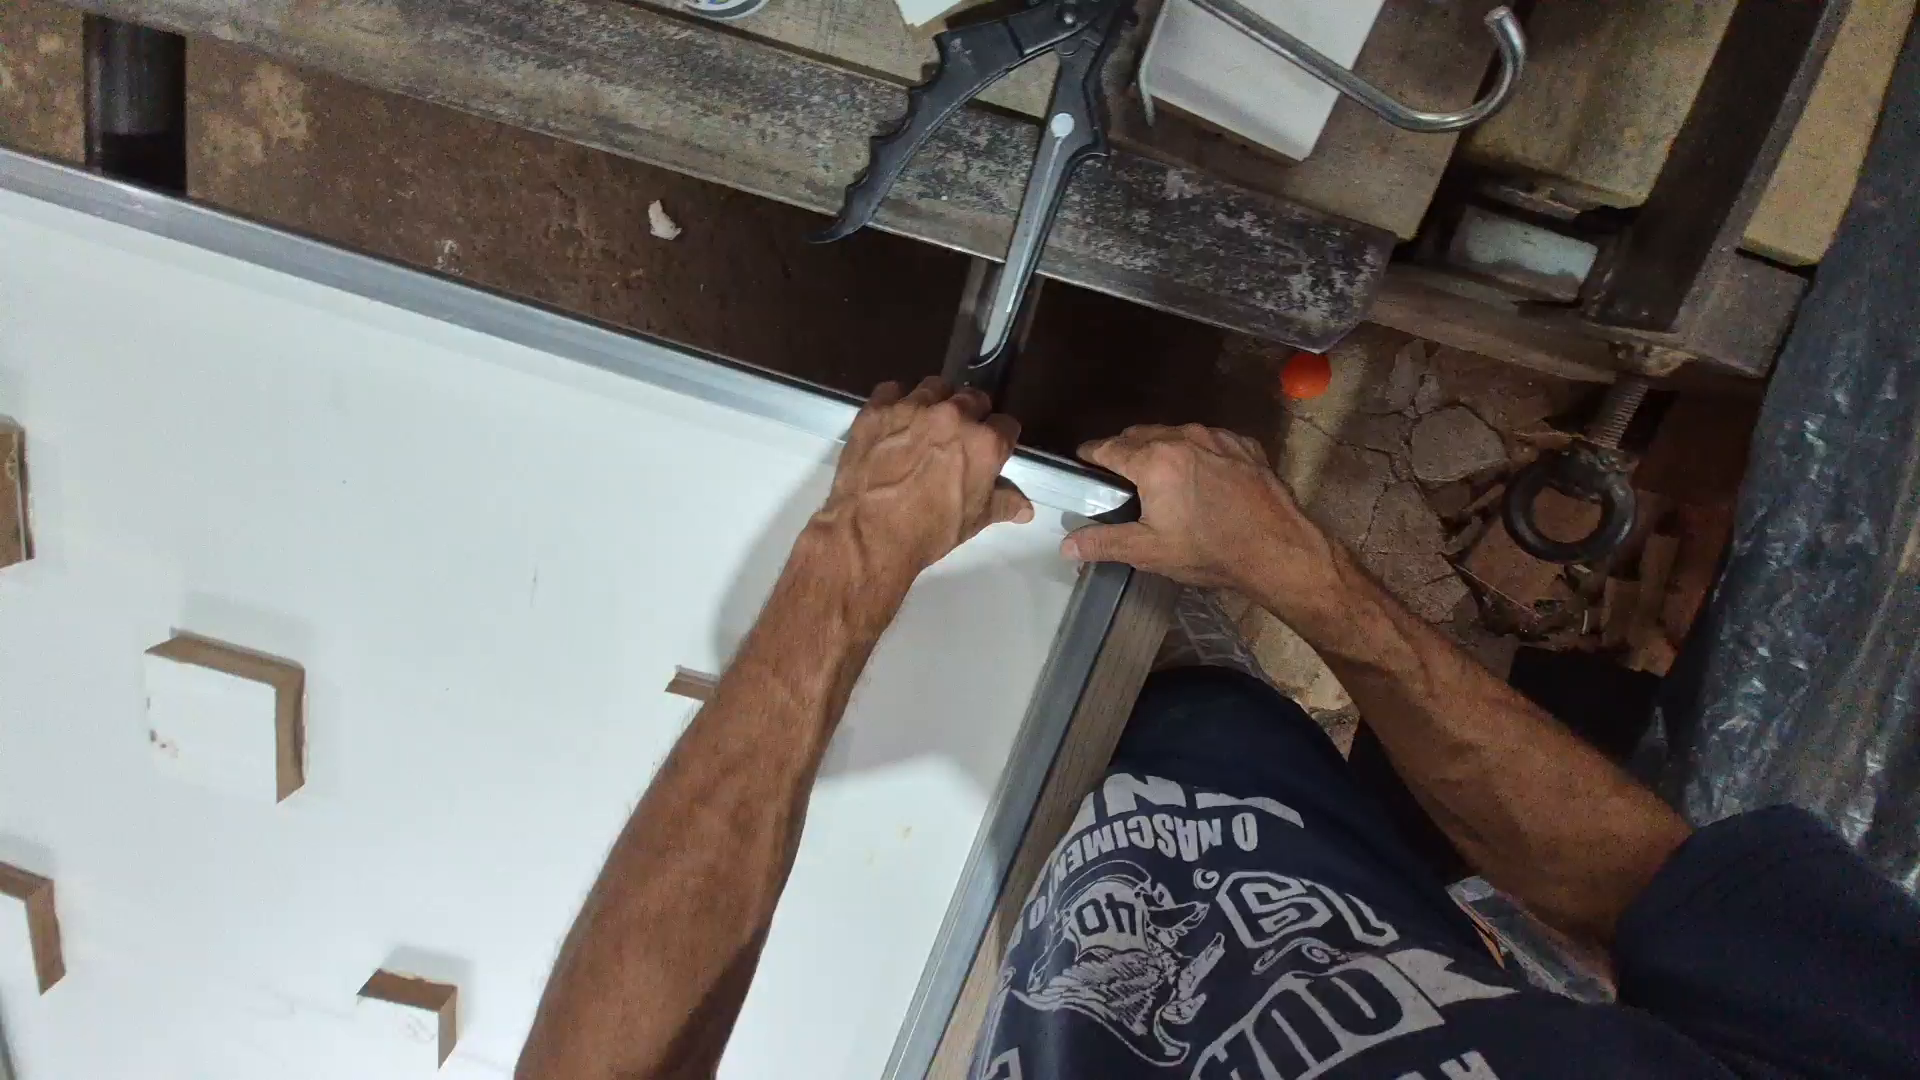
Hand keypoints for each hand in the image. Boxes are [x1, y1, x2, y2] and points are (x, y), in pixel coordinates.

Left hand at [808, 377, 1032, 591]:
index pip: (1007, 426)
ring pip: (935, 387)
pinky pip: (892, 390)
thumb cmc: (929, 531)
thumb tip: (1026, 508)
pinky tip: (894, 422)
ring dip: (937, 402)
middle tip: (958, 438)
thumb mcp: (974, 521)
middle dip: (972, 415)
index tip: (991, 451)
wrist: (869, 534)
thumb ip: (1003, 503)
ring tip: (927, 424)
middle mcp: (953, 415)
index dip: (1000, 439)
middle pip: (973, 398)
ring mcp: (913, 408)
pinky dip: (896, 402)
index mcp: (984, 442)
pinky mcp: (878, 409)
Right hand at [1060, 424, 1336, 597]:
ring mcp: (1217, 437)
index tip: (1083, 461)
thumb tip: (1066, 546)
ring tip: (1159, 476)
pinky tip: (1200, 477)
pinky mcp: (1244, 445)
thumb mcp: (1149, 551)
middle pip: (1139, 434)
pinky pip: (1208, 439)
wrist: (1278, 550)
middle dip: (1124, 450)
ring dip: (1160, 448)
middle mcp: (1183, 438)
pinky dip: (1196, 451)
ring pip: (1175, 433)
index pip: (1108, 447)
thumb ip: (1103, 543)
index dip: (1091, 454)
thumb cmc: (1209, 550)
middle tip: (1118, 476)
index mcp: (1153, 460)